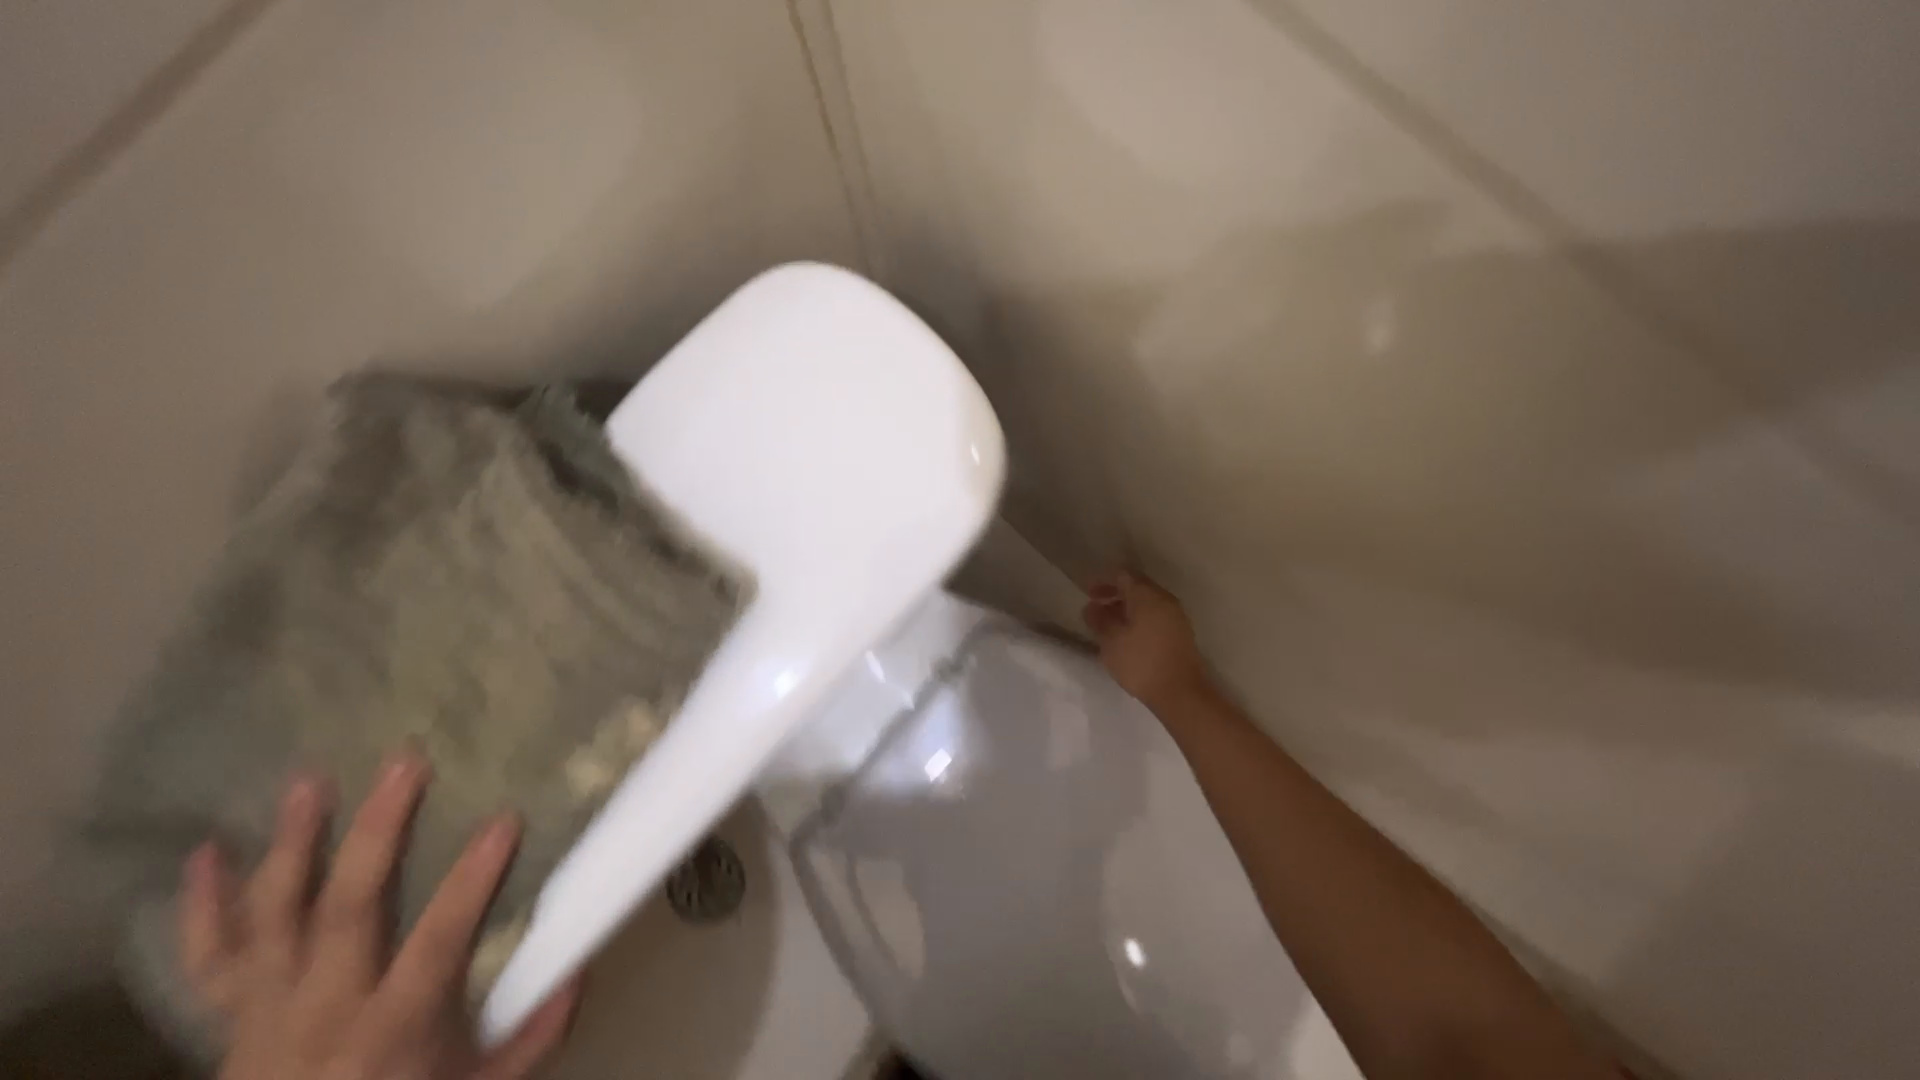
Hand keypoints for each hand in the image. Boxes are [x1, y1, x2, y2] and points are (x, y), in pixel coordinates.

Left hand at [180, 753, 580, 1079]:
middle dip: (379, 831)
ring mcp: (265, 1011)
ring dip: (293, 844)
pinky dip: (203, 906)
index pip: (438, 941)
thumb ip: (534, 1035)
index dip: (472, 880)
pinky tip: (207, 851)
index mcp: (392, 1030)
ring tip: (311, 780)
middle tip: (405, 765)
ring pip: (273, 917)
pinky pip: (208, 958)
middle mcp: (322, 1011)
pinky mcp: (230, 1017)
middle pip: (347, 909)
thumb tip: (578, 965)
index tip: (505, 820)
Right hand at [1081, 568, 1213, 710]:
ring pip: (1147, 603)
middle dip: (1114, 594)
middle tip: (1095, 609)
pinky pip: (1156, 617)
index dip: (1103, 581)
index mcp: (1147, 595)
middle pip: (1137, 587)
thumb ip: (1099, 620)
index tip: (1088, 594)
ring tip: (1108, 626)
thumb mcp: (1111, 641)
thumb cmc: (1141, 662)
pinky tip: (1127, 637)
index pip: (1123, 575)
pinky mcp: (1180, 634)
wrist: (1181, 693)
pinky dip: (1139, 620)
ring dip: (1126, 609)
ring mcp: (1176, 617)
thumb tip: (1092, 607)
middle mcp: (1164, 600)